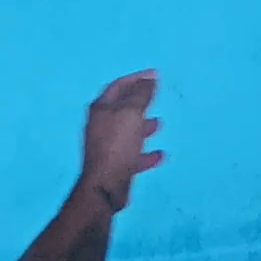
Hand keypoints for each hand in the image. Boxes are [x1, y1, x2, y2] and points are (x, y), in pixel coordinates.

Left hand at [77, 70, 164, 211]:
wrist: (106, 185)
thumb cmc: (118, 144)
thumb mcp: (131, 114)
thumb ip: (141, 94)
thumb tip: (149, 77)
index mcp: (101, 109)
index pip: (118, 86)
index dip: (136, 78)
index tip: (155, 74)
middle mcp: (101, 125)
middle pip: (122, 108)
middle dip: (139, 101)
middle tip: (156, 95)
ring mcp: (107, 146)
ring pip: (127, 130)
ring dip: (143, 125)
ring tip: (159, 123)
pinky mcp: (115, 164)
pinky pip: (133, 154)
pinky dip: (146, 152)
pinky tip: (160, 154)